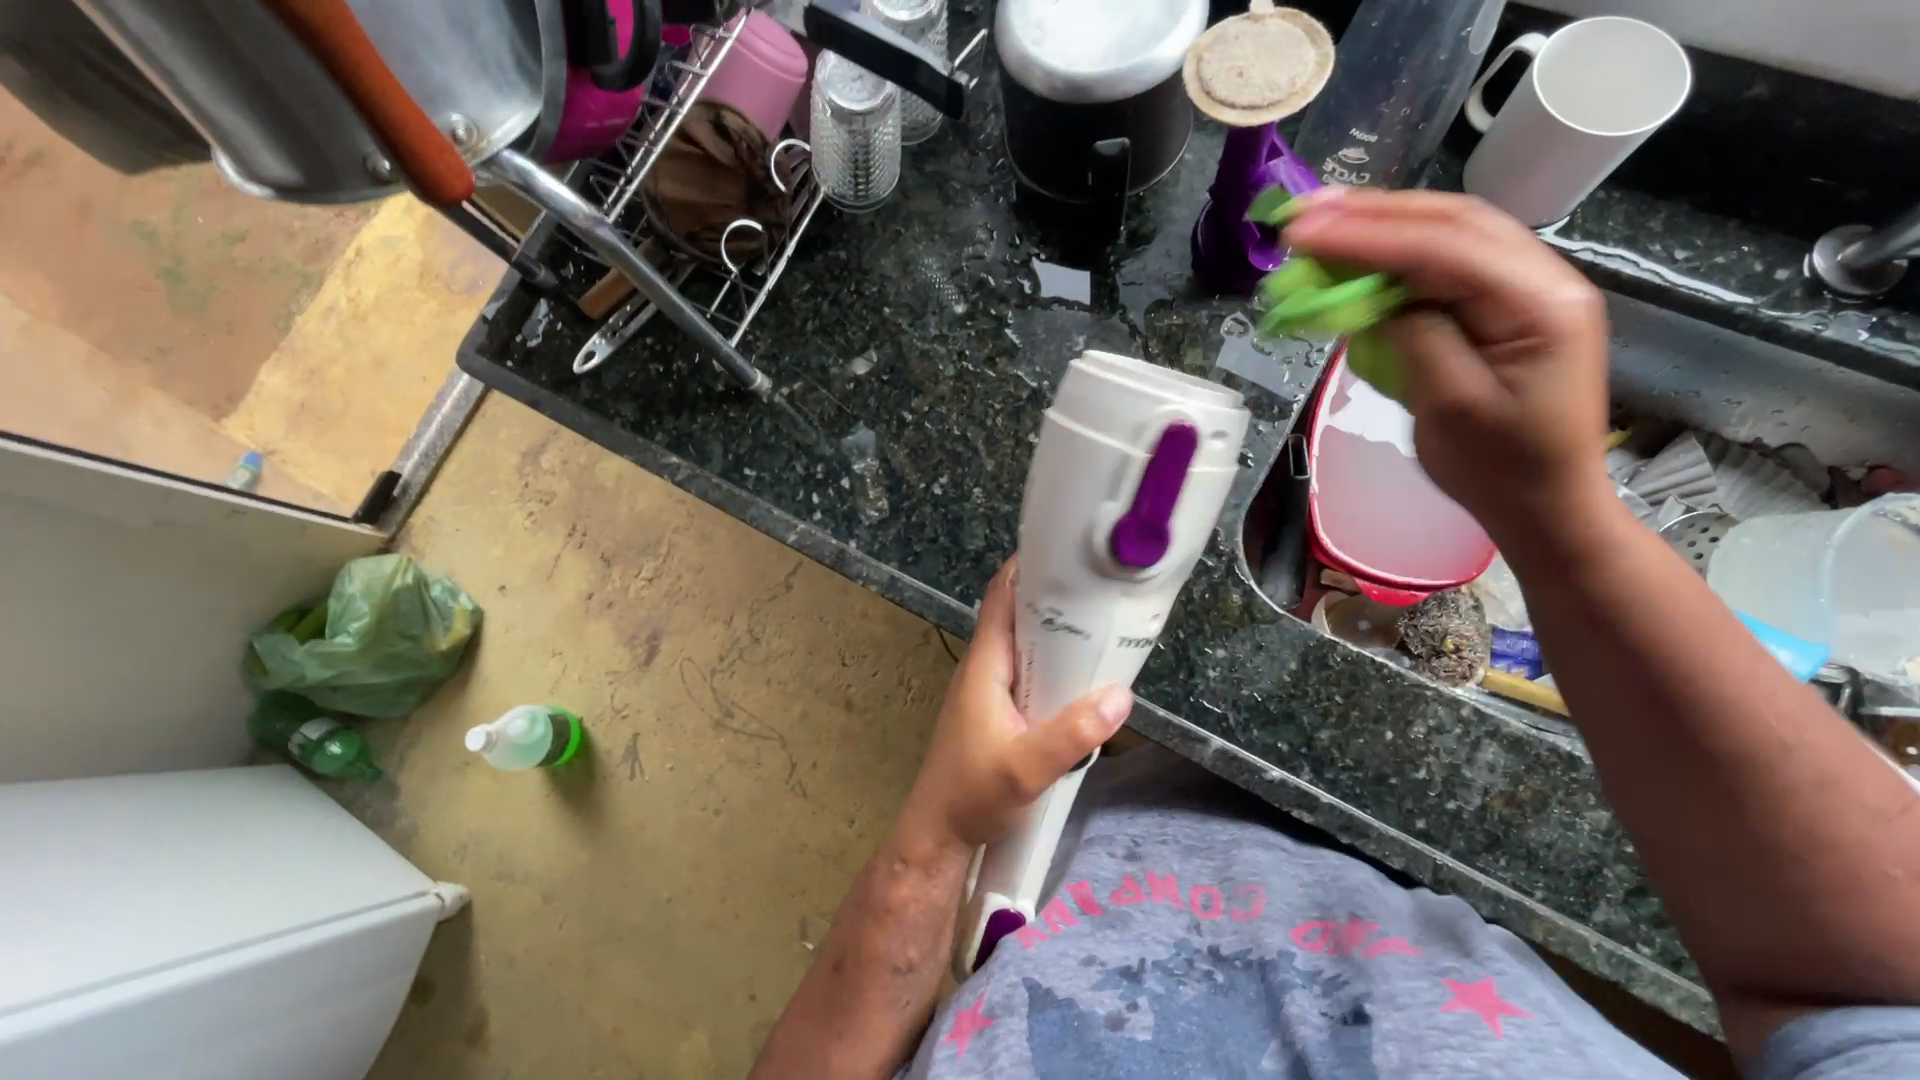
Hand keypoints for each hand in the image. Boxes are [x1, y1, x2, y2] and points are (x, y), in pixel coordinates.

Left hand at [899, 560, 1133, 852]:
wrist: (939, 836)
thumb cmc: (971, 796)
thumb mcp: (1026, 767)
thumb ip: (1072, 734)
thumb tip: (1121, 695)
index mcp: (984, 664)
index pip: (1002, 596)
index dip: (1031, 567)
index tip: (1073, 551)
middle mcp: (986, 668)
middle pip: (1022, 617)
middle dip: (1061, 601)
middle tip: (1109, 592)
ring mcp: (991, 691)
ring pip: (1030, 649)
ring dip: (1062, 639)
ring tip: (1108, 631)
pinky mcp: (999, 713)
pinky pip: (1032, 676)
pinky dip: (1057, 671)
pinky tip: (1086, 683)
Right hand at [1283, 189, 1616, 547]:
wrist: (1544, 503)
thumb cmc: (1501, 468)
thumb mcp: (1452, 409)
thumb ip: (1418, 339)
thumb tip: (1376, 298)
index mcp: (1540, 303)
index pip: (1445, 249)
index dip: (1368, 237)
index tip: (1302, 234)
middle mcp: (1540, 278)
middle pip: (1451, 222)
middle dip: (1372, 213)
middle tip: (1303, 213)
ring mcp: (1522, 287)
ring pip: (1447, 233)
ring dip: (1381, 224)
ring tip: (1319, 220)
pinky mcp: (1498, 304)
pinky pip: (1443, 264)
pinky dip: (1393, 253)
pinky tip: (1356, 250)